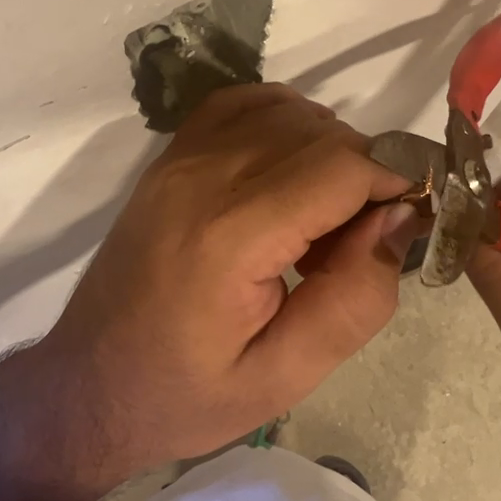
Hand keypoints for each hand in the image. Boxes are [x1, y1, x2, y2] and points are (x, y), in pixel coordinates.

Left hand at [0, 85, 421, 497]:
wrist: (88, 385)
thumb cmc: (186, 395)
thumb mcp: (285, 377)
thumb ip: (353, 298)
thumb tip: (401, 217)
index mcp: (230, 235)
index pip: (340, 164)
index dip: (394, 180)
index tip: (412, 220)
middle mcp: (202, 176)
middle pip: (319, 131)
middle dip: (365, 171)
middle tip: (358, 241)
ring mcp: (179, 158)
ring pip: (286, 110)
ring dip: (326, 149)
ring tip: (320, 217)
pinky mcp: (169, 158)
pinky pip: (242, 105)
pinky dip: (282, 124)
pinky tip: (288, 177)